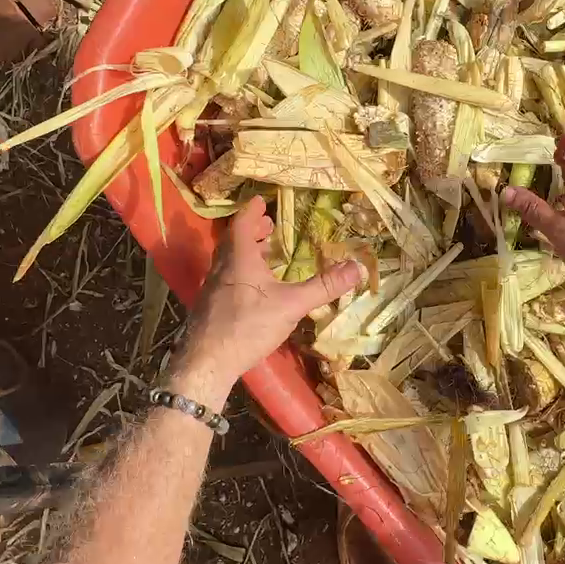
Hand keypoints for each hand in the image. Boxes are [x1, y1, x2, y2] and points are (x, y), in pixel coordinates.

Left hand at [168, 197, 362, 410]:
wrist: (207, 362)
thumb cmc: (248, 325)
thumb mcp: (292, 305)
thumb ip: (324, 286)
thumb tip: (357, 268)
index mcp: (239, 258)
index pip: (241, 223)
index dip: (251, 211)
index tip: (261, 201)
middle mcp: (221, 267)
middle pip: (233, 240)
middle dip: (251, 230)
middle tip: (268, 226)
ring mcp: (212, 288)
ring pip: (228, 260)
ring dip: (245, 251)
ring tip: (264, 252)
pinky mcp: (210, 307)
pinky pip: (225, 277)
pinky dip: (240, 271)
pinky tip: (253, 287)